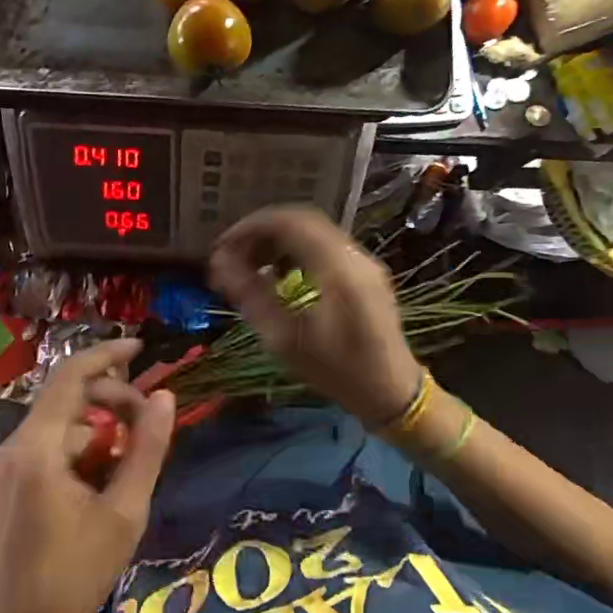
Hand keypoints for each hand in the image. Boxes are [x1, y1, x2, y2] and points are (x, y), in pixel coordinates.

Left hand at [0, 339, 173, 612]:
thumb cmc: (72, 578)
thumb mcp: (124, 513)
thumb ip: (147, 449)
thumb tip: (166, 396)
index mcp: (36, 447)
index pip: (71, 376)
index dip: (107, 354)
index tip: (142, 347)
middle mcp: (12, 449)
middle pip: (67, 402)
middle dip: (112, 404)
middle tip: (150, 426)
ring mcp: (4, 473)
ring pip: (61, 431)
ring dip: (100, 436)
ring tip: (130, 472)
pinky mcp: (4, 493)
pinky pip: (47, 454)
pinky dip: (80, 457)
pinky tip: (102, 490)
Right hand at [208, 206, 420, 424]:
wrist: (392, 392)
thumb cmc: (337, 371)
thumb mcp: (286, 339)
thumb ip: (251, 295)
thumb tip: (220, 264)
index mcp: (337, 266)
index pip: (288, 222)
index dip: (250, 227)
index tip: (223, 247)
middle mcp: (353, 253)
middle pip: (301, 221)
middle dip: (262, 233)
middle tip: (233, 256)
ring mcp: (363, 260)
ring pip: (314, 231)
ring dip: (279, 240)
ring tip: (252, 265)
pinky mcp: (366, 271)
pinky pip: (326, 245)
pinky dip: (297, 250)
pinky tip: (280, 275)